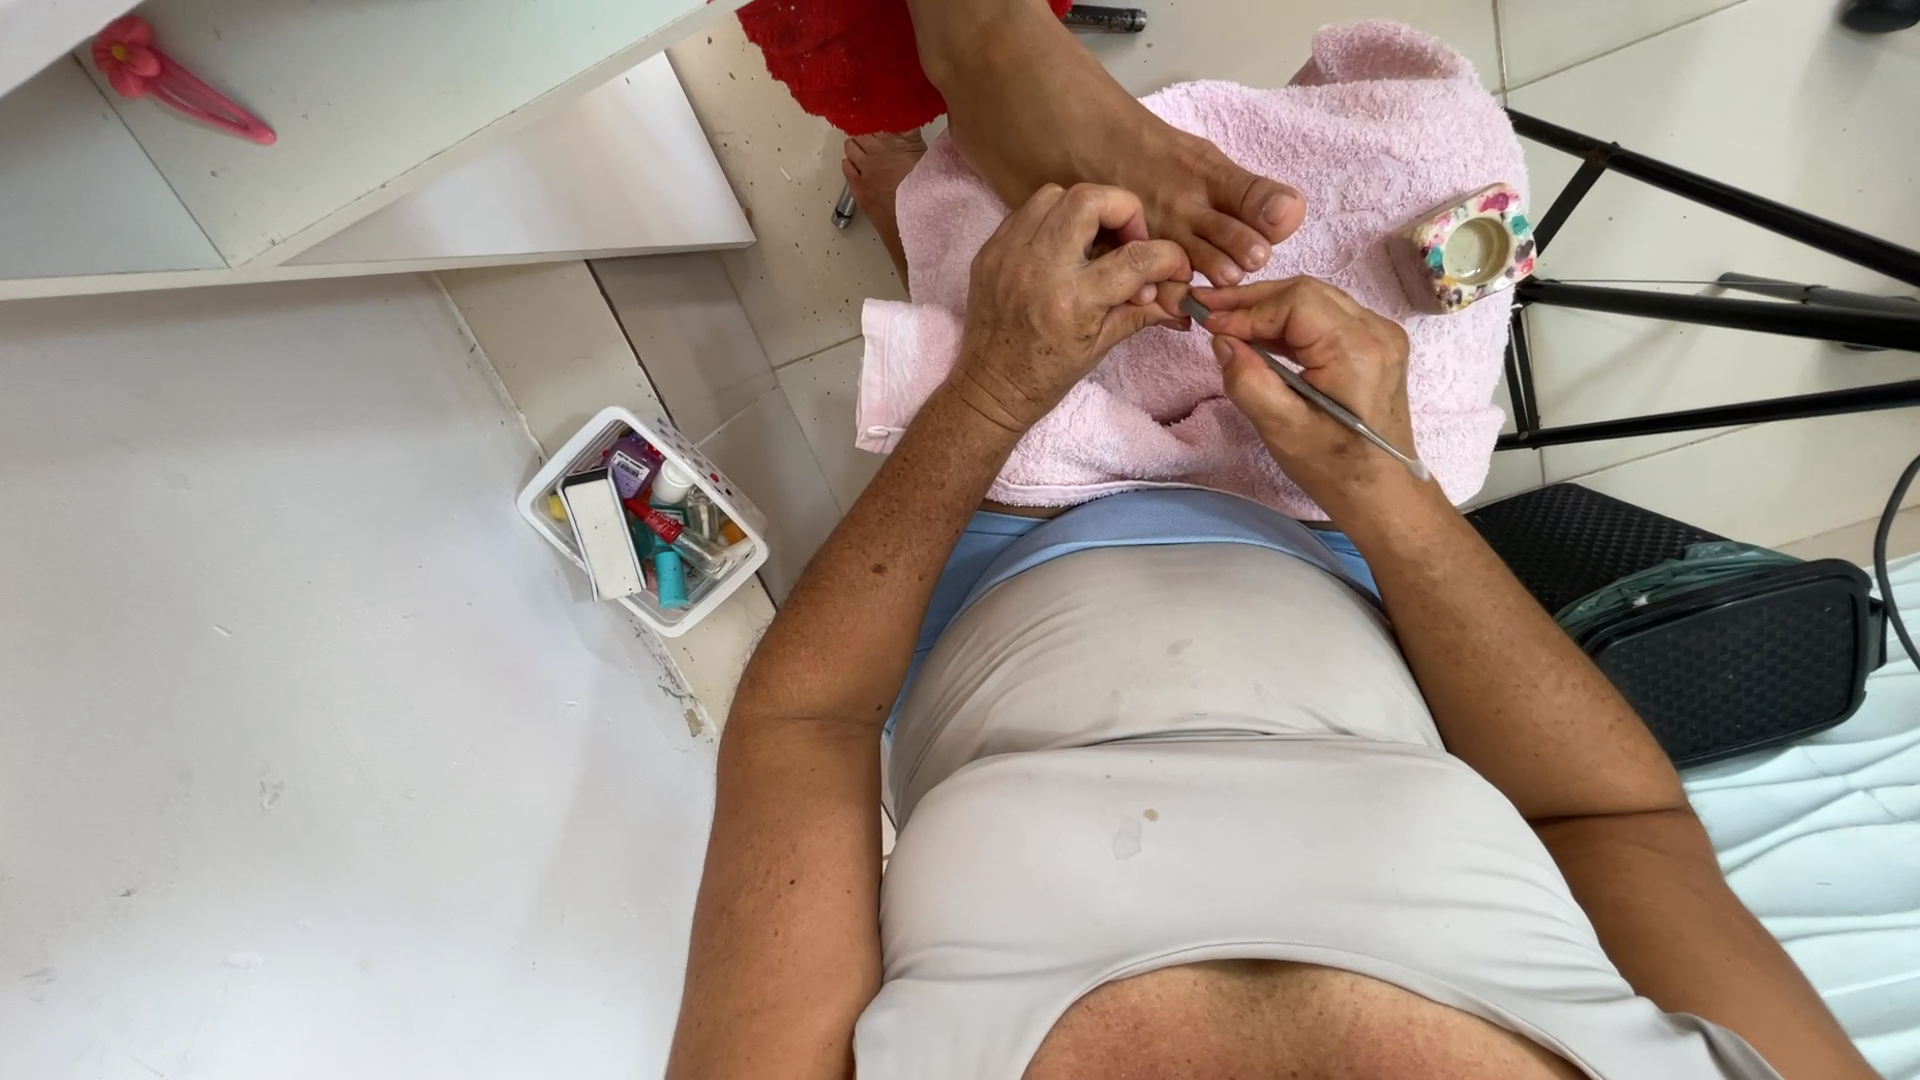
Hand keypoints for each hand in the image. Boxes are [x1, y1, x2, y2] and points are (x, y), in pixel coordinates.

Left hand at [950, 183, 1190, 431]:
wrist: (990, 387)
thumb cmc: (1046, 374)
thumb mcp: (1100, 345)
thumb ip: (1141, 311)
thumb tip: (1182, 295)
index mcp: (1072, 303)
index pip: (1135, 258)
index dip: (1167, 257)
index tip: (1174, 267)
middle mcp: (1039, 271)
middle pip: (1090, 200)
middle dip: (1123, 210)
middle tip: (1129, 239)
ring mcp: (1009, 257)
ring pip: (1055, 195)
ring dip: (1084, 209)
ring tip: (1094, 241)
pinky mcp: (990, 253)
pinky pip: (1026, 213)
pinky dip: (1051, 220)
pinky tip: (1062, 248)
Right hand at [1192, 278, 1422, 507]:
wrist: (1381, 492)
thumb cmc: (1333, 467)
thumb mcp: (1281, 428)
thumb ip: (1248, 380)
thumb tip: (1223, 341)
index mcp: (1356, 349)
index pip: (1294, 303)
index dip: (1246, 310)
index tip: (1208, 324)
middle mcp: (1375, 330)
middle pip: (1305, 292)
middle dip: (1252, 300)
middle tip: (1206, 305)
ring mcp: (1378, 336)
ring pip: (1313, 301)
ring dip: (1266, 307)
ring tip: (1224, 316)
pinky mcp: (1371, 347)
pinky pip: (1323, 318)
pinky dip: (1285, 322)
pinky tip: (1256, 334)